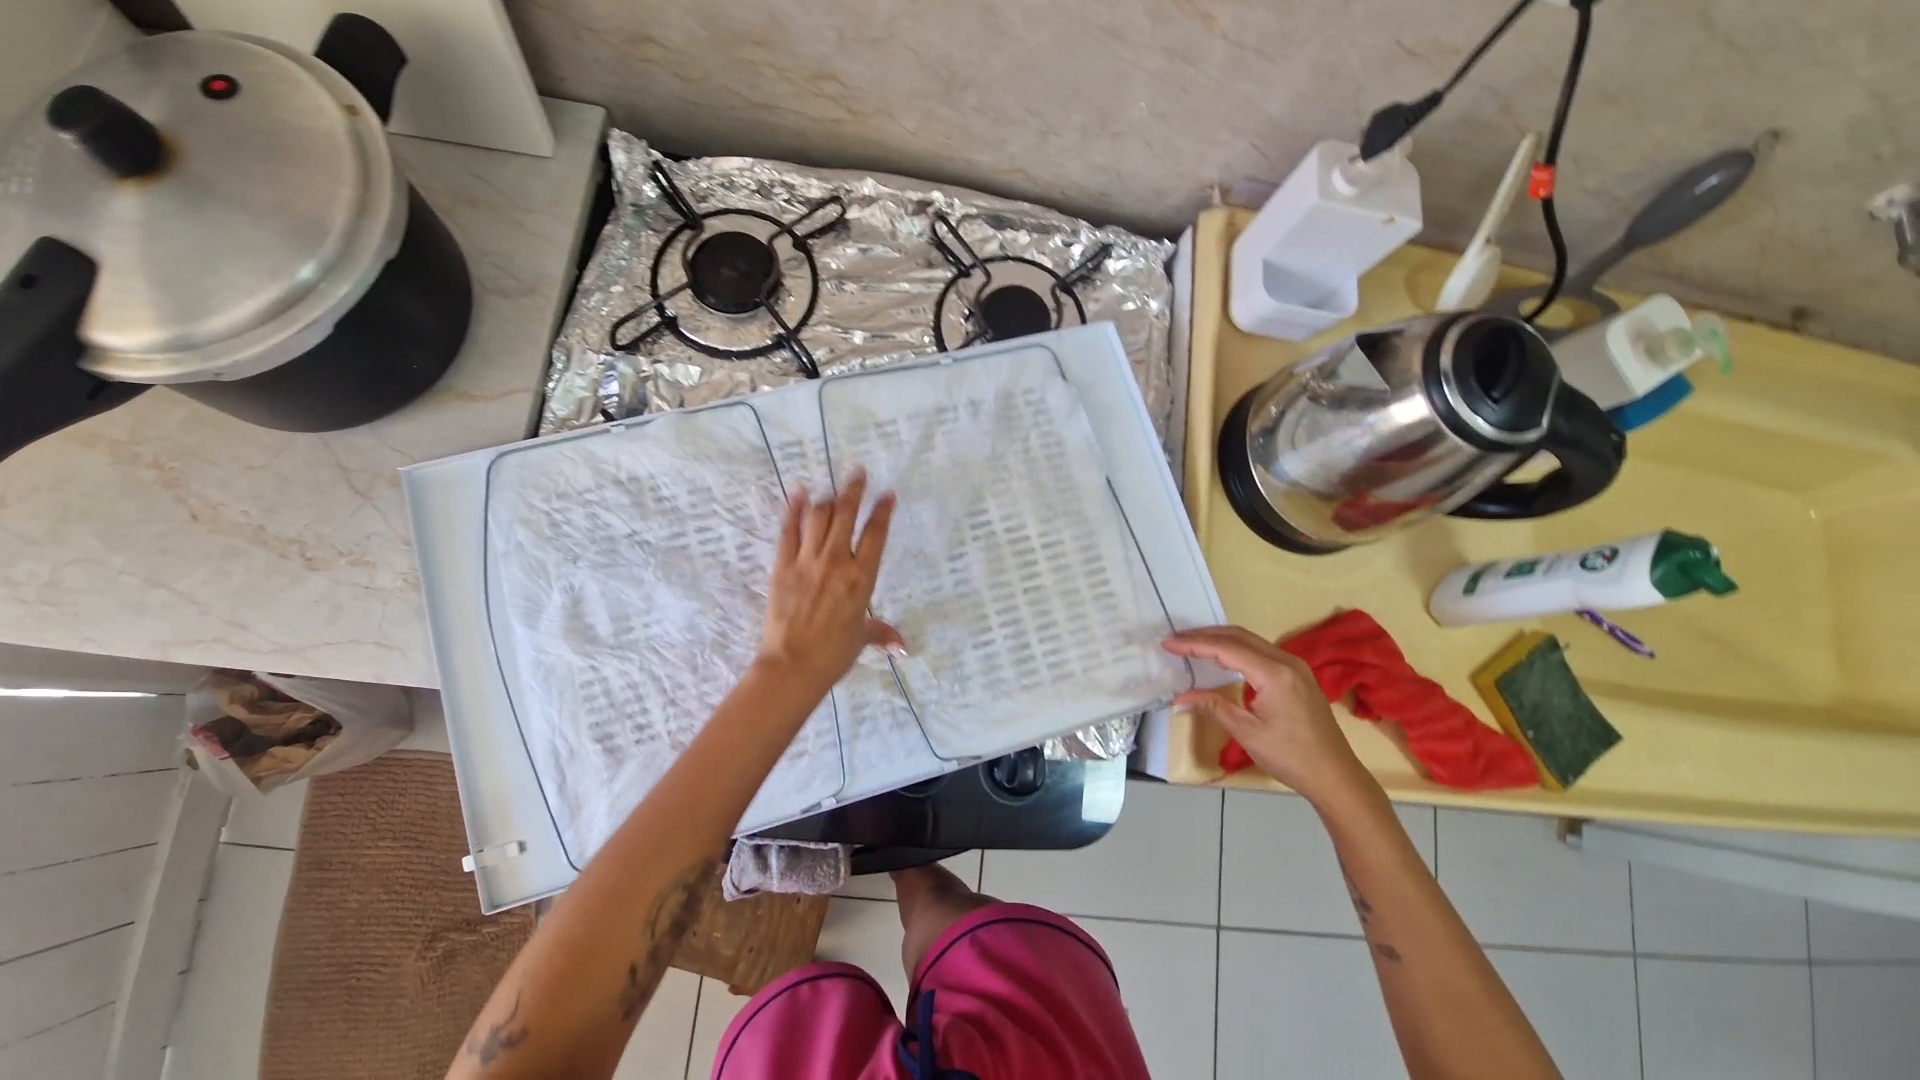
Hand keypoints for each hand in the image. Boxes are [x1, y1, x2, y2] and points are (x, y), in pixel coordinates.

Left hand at [758, 470, 904, 691]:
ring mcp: (807, 560)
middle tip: (858, 473)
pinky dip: (793, 508)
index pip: (876, 534)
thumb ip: (881, 633)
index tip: (887, 494)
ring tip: (832, 488)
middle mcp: (837, 561)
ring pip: (818, 516)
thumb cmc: (834, 654)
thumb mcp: (861, 639)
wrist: (793, 665)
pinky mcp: (782, 566)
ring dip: (826, 498)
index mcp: (862, 577)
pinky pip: (788, 530)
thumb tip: (903, 647)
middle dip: (854, 490)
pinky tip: (797, 493)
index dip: (882, 511)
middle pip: (846, 514)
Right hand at [1162, 625, 1369, 804]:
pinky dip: (1237, 651)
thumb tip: (1179, 699)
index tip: (1168, 644)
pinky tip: (1223, 660)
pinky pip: (1262, 652)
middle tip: (1175, 640)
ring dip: (1221, 641)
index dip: (1194, 644)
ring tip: (1192, 646)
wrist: (1335, 775)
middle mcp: (1287, 661)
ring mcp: (1296, 667)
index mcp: (1274, 673)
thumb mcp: (1247, 732)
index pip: (1227, 649)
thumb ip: (1213, 707)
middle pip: (1239, 637)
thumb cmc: (1291, 756)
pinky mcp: (1298, 676)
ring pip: (1252, 642)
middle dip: (1205, 636)